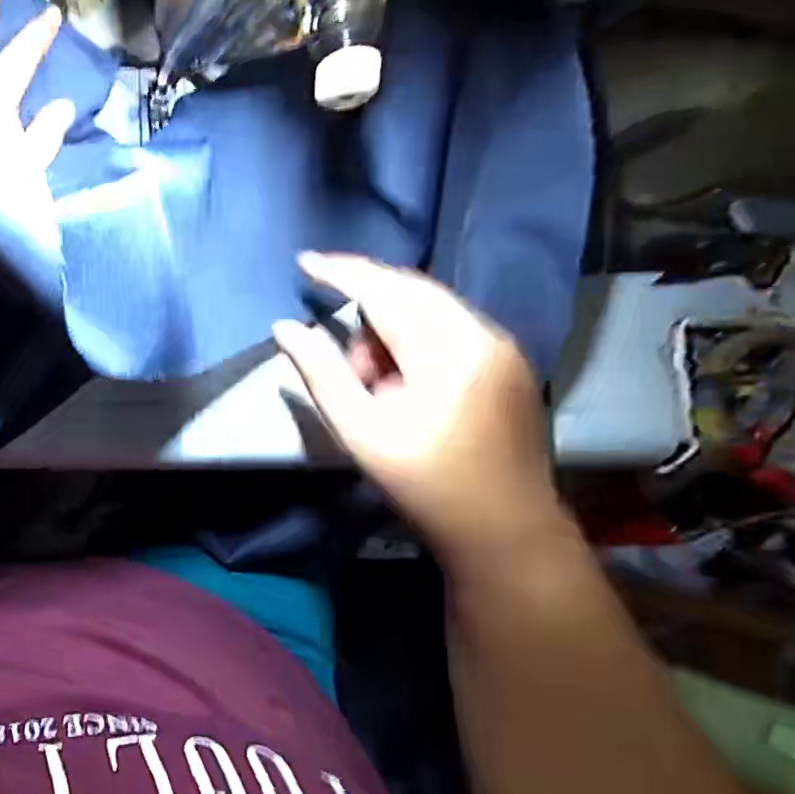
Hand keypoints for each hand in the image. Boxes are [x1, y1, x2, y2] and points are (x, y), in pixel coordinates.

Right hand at [273, 253, 559, 552]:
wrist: (504, 531)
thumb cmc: (424, 484)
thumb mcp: (359, 431)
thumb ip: (320, 372)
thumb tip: (284, 327)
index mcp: (448, 352)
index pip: (386, 292)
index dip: (341, 272)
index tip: (304, 261)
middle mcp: (483, 337)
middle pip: (412, 293)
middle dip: (367, 308)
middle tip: (347, 362)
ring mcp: (503, 349)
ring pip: (432, 310)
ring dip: (392, 330)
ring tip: (377, 387)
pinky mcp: (510, 365)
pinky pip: (452, 328)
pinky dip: (418, 340)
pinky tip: (406, 383)